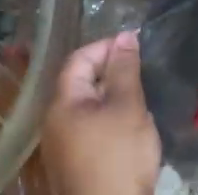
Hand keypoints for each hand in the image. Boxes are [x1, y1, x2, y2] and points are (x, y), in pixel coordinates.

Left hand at [39, 32, 162, 194]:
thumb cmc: (118, 156)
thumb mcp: (128, 106)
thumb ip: (125, 69)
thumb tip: (124, 36)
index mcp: (62, 105)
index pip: (79, 59)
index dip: (107, 46)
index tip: (137, 45)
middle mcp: (54, 122)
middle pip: (81, 81)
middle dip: (112, 70)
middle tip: (143, 68)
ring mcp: (62, 145)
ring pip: (88, 105)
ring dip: (114, 94)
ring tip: (141, 93)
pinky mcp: (74, 162)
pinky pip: (90, 126)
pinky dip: (110, 116)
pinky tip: (132, 123)